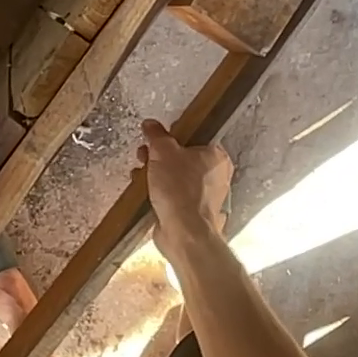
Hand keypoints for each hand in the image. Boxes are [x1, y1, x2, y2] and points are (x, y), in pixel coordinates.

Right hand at [137, 120, 232, 240]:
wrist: (183, 232)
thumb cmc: (179, 188)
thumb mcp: (163, 152)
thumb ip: (156, 135)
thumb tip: (150, 124)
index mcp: (216, 156)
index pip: (195, 136)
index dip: (173, 135)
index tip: (157, 138)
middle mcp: (216, 175)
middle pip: (183, 157)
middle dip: (159, 156)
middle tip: (144, 155)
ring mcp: (205, 195)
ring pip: (176, 176)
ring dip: (156, 174)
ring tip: (140, 175)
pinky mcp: (192, 211)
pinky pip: (174, 194)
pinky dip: (159, 192)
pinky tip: (144, 192)